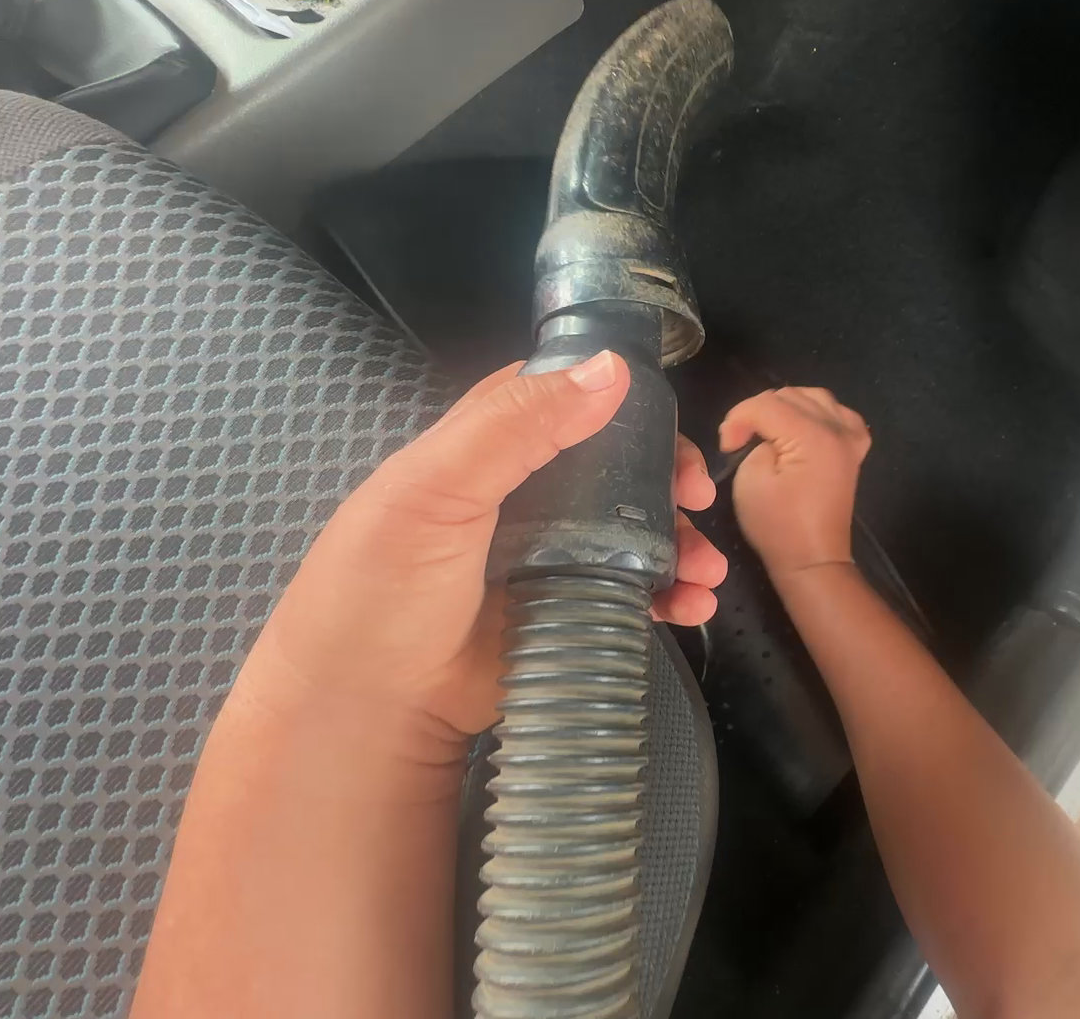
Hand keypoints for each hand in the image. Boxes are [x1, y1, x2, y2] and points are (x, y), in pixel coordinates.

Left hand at [244, 351, 727, 753]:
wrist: (372, 710)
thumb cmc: (387, 588)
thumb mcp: (438, 491)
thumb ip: (516, 426)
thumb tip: (613, 369)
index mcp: (492, 451)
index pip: (567, 401)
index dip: (624, 402)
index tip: (669, 424)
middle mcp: (532, 495)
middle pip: (621, 466)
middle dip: (671, 477)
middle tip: (700, 496)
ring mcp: (559, 554)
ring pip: (641, 530)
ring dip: (685, 543)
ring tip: (707, 571)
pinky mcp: (577, 607)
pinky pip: (642, 590)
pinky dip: (677, 594)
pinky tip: (694, 606)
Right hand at [719, 386, 870, 577]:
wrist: (814, 558)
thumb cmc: (778, 526)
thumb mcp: (750, 479)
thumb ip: (753, 442)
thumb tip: (759, 430)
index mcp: (813, 436)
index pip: (766, 404)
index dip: (738, 419)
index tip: (727, 445)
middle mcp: (838, 429)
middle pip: (789, 394)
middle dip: (759, 412)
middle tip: (743, 442)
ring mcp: (851, 437)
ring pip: (814, 397)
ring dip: (787, 408)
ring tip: (769, 433)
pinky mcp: (855, 448)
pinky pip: (838, 413)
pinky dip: (818, 414)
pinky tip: (804, 429)